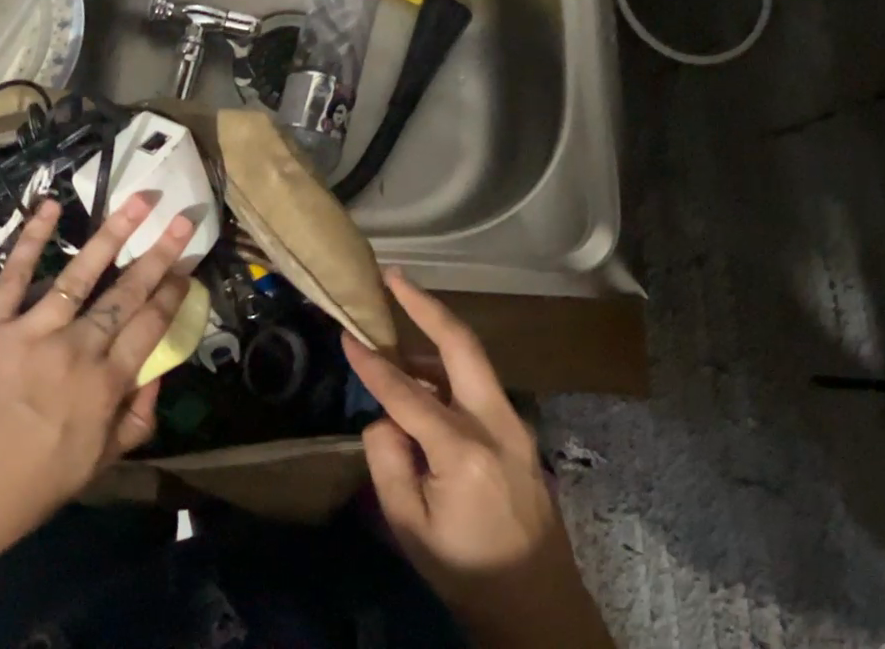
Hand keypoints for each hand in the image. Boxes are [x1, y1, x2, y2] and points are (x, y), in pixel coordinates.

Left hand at [0, 196, 192, 565]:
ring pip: (80, 274)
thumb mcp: (100, 463)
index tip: (189, 265)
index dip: (173, 293)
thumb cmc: (32, 486)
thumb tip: (158, 371)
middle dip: (161, 253)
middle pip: (127, 293)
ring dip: (113, 233)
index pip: (151, 326)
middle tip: (185, 218)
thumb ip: (137, 418)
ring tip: (140, 201)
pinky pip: (14, 276)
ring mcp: (31, 333)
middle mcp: (77, 352)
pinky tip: (51, 207)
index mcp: (106, 386)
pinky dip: (32, 239)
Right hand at [345, 272, 608, 646]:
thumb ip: (387, 459)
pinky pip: (479, 389)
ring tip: (394, 342)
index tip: (345, 333)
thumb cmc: (465, 570)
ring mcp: (516, 427)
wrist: (538, 607)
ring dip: (434, 341)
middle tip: (393, 276)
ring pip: (472, 364)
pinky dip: (448, 374)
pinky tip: (423, 385)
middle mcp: (496, 424)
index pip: (405, 393)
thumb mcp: (407, 524)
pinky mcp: (520, 436)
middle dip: (425, 305)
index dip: (371, 363)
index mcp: (463, 450)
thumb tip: (384, 417)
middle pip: (461, 346)